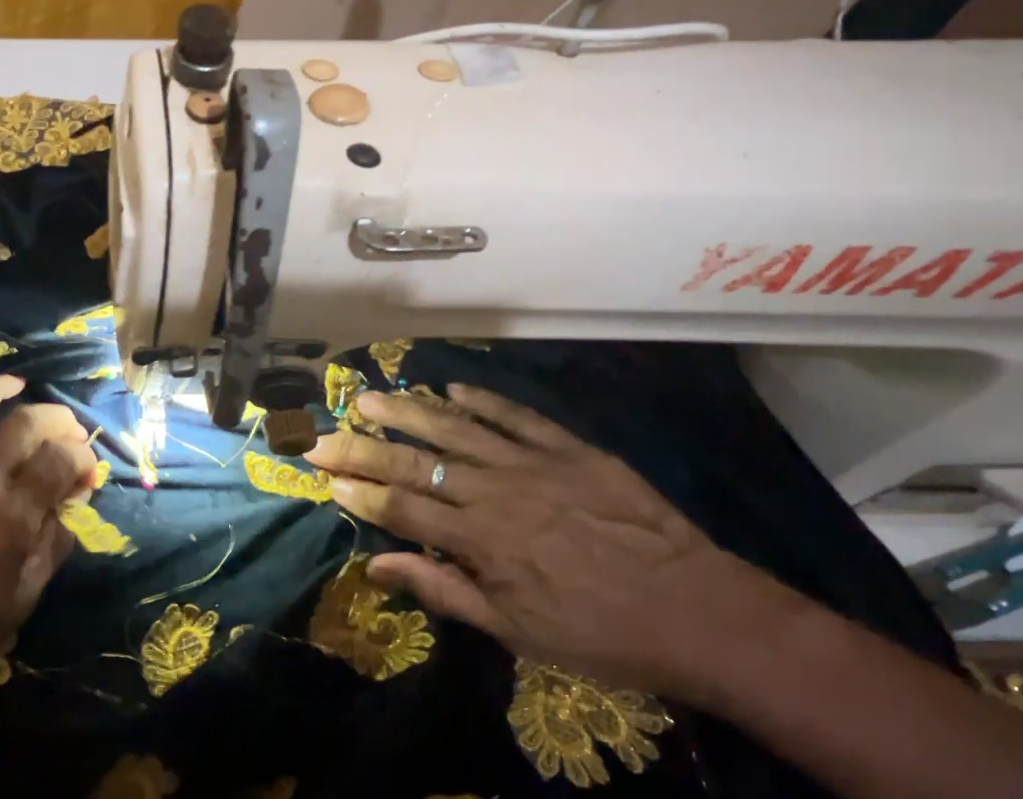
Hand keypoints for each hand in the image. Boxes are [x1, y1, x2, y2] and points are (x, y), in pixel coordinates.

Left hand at [0, 375, 96, 706]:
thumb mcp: (23, 597)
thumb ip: (50, 543)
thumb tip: (66, 506)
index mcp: (9, 512)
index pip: (59, 461)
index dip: (82, 460)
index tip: (88, 472)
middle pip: (23, 422)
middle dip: (56, 419)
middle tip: (69, 431)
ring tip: (15, 384)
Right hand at [304, 385, 811, 699]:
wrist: (701, 613)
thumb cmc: (601, 635)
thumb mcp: (516, 631)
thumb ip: (443, 591)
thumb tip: (376, 566)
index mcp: (480, 542)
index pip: (401, 510)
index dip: (358, 493)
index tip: (323, 476)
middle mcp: (495, 493)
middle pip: (414, 464)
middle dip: (362, 449)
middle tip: (321, 433)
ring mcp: (533, 464)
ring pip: (456, 428)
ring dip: (407, 411)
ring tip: (369, 396)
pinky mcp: (571, 450)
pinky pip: (517, 416)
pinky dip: (482, 399)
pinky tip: (451, 387)